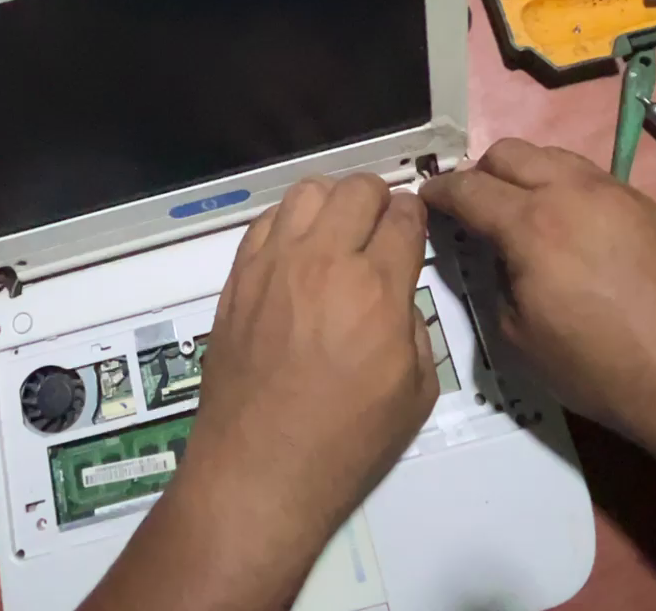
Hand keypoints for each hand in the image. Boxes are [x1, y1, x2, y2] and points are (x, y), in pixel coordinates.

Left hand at [84, 175, 435, 610]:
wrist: (259, 466)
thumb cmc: (345, 441)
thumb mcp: (415, 393)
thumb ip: (414, 325)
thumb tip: (395, 292)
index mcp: (376, 289)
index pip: (405, 216)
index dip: (415, 215)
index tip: (413, 225)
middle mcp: (324, 260)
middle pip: (358, 188)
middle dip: (379, 197)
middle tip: (380, 224)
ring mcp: (275, 261)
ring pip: (308, 189)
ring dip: (333, 200)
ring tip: (337, 228)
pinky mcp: (240, 273)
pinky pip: (267, 218)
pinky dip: (290, 219)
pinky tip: (298, 247)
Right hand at [421, 139, 655, 473]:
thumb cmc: (606, 371)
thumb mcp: (523, 339)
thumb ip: (496, 282)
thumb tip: (496, 259)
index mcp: (533, 224)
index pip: (468, 188)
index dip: (438, 192)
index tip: (424, 198)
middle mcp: (573, 192)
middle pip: (508, 152)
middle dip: (479, 172)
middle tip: (472, 207)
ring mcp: (618, 193)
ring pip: (552, 155)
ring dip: (524, 173)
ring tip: (522, 212)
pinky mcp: (650, 207)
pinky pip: (590, 176)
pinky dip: (563, 187)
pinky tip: (571, 228)